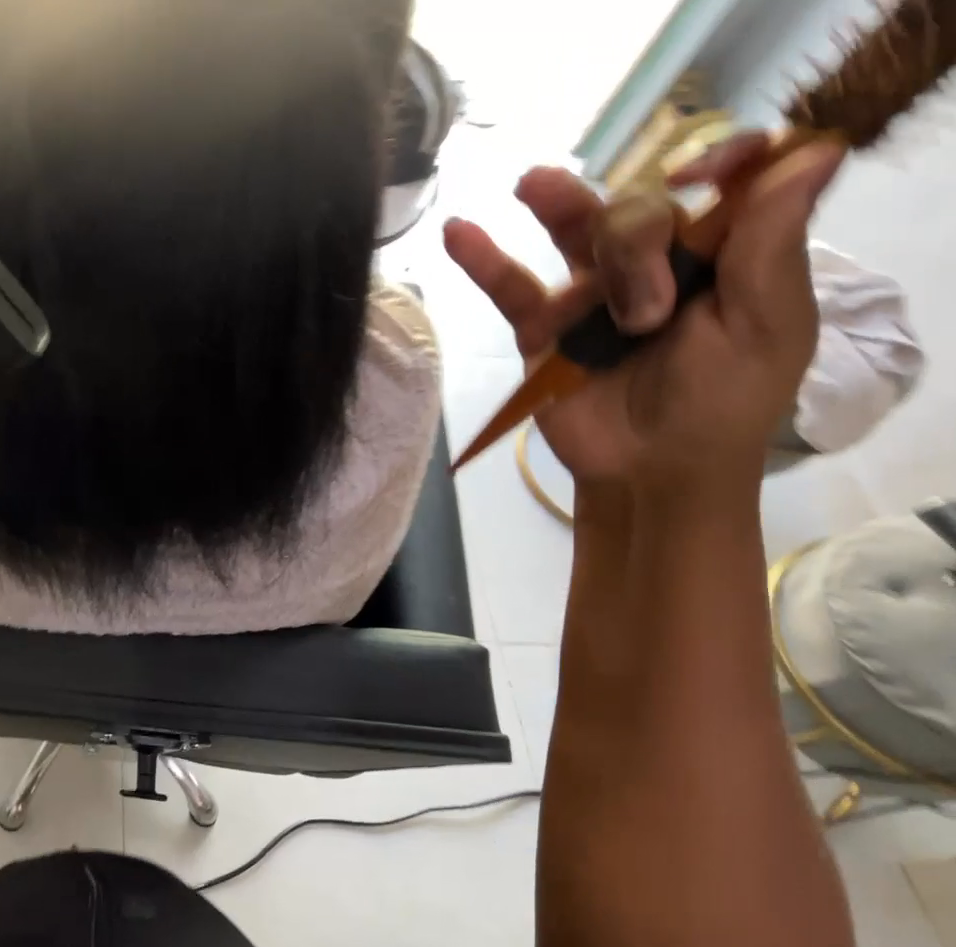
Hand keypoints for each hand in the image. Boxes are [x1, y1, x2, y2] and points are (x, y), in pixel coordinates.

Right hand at [443, 132, 845, 495]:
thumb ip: (772, 244)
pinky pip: (510, 286)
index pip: (722, 178)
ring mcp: (593, 292)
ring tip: (532, 187)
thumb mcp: (766, 325)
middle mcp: (660, 261)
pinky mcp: (542, 327)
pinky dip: (481, 259)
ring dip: (561, 209)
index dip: (715, 161)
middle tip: (643, 318)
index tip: (698, 177)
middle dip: (634, 246)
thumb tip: (816, 150)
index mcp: (725, 253)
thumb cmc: (723, 402)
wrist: (649, 469)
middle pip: (639, 208)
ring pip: (577, 231)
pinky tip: (457, 232)